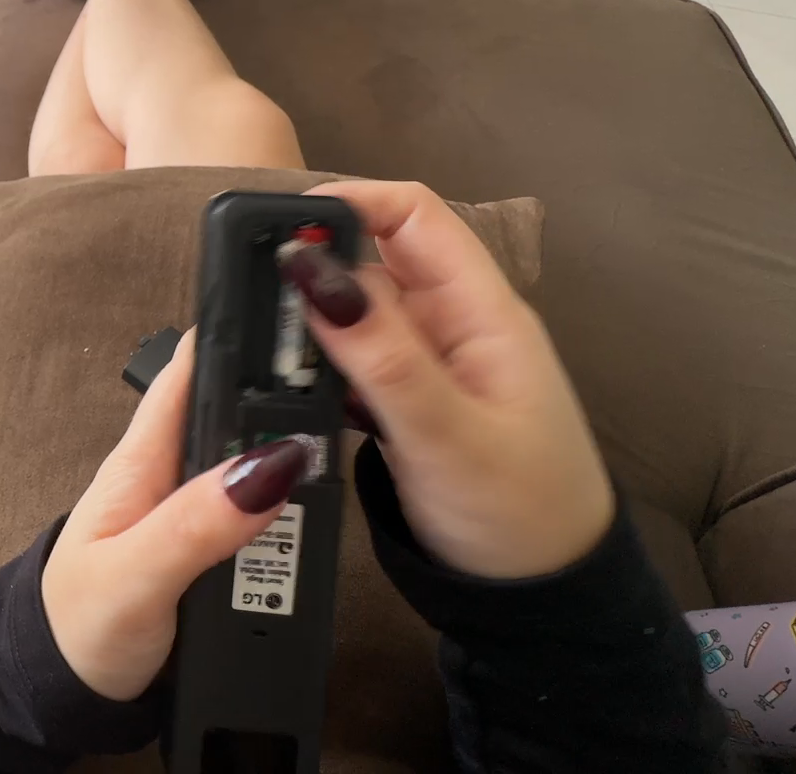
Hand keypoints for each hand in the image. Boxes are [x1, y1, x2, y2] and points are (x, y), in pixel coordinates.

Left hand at [41, 332, 307, 700]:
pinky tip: (312, 495)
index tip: (281, 314)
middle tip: (336, 369)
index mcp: (138, 462)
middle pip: (223, 412)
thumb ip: (194, 525)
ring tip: (342, 422)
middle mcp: (163, 472)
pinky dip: (280, 494)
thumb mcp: (135, 575)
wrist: (68, 682)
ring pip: (242, 457)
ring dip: (283, 442)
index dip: (225, 340)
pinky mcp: (200, 539)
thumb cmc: (80, 622)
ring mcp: (184, 506)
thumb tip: (267, 465)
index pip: (181, 379)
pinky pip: (248, 504)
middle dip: (273, 389)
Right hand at [296, 180, 613, 579]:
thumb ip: (378, 352)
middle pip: (371, 257)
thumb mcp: (443, 432)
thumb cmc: (513, 512)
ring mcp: (424, 356)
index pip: (414, 216)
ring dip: (308, 318)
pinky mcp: (401, 389)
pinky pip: (347, 350)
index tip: (278, 226)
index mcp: (480, 311)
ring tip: (266, 350)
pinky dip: (313, 356)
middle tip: (258, 301)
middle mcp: (450, 320)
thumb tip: (307, 268)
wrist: (536, 594)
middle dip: (314, 266)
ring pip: (351, 307)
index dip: (350, 201)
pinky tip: (290, 380)